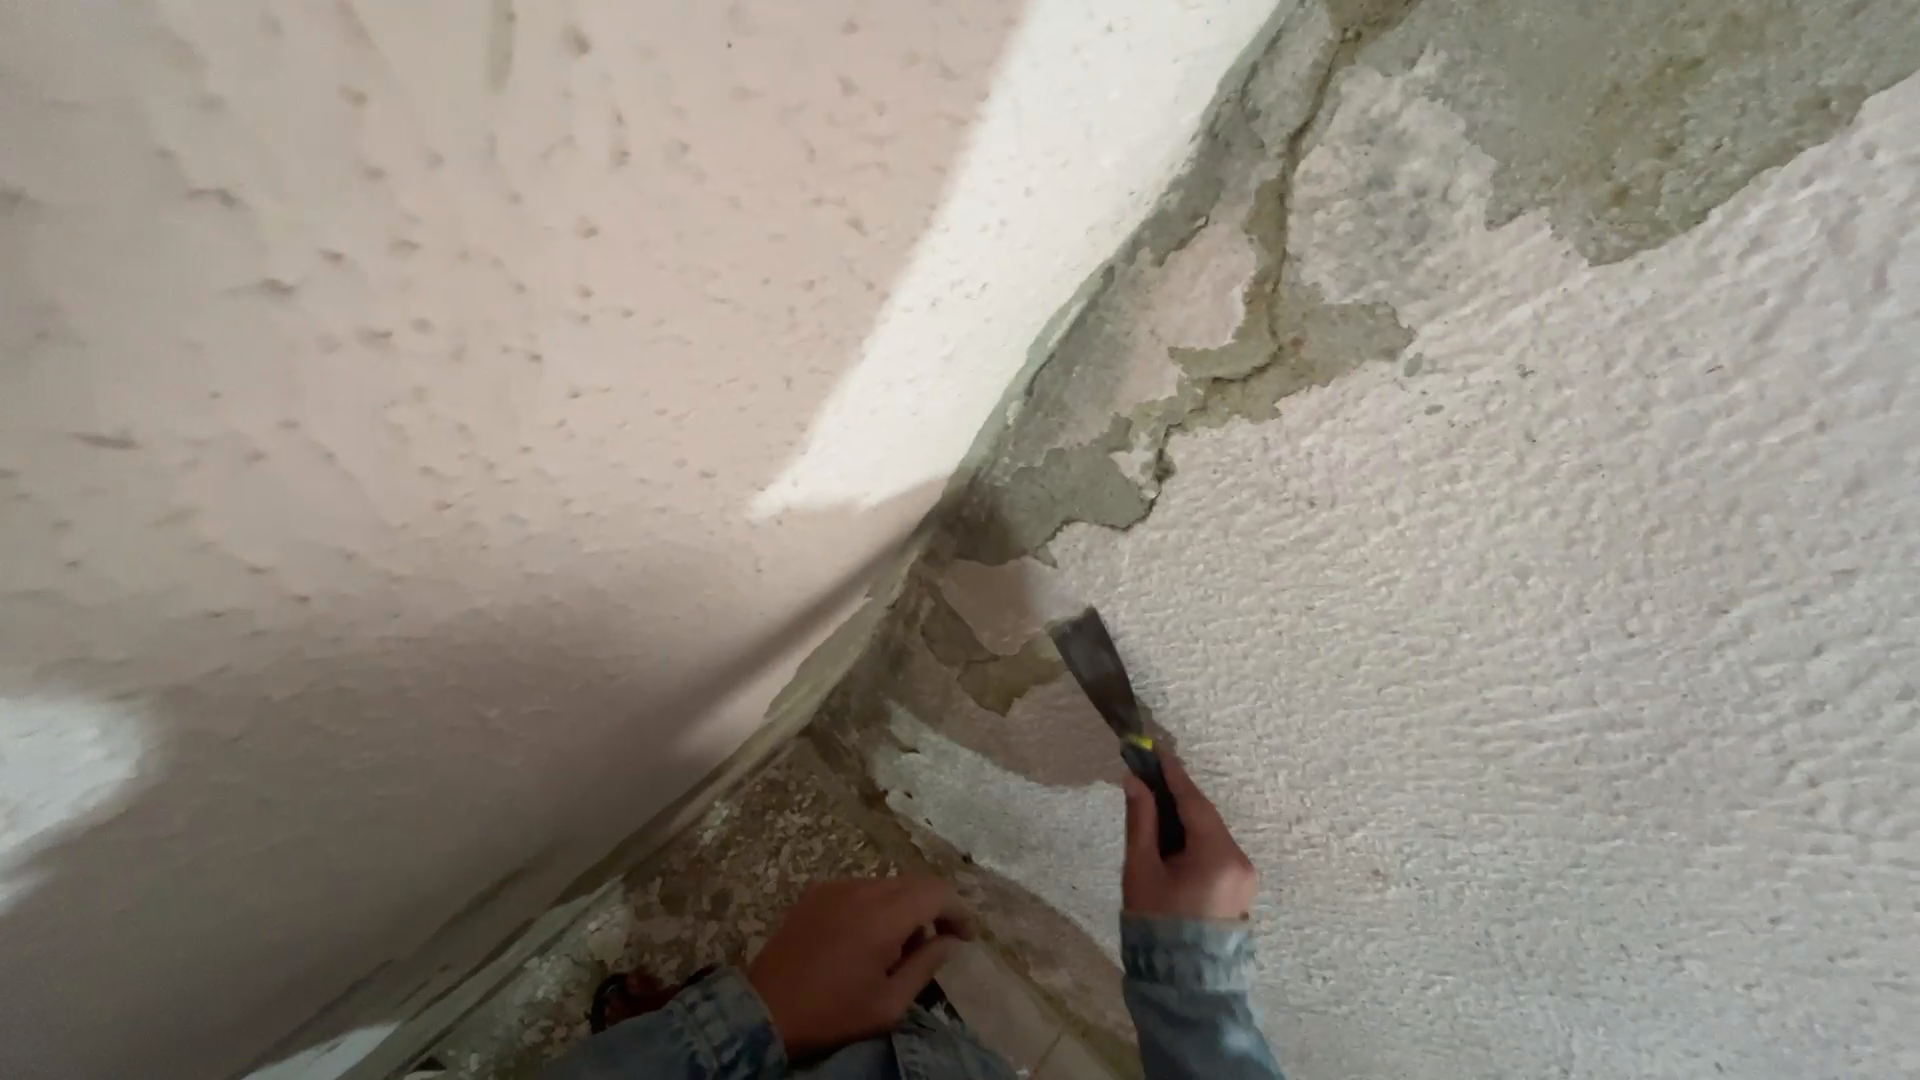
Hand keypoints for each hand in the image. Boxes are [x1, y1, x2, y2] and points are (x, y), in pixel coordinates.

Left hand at [745, 876, 974, 1058]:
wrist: (764, 1009)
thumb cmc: (832, 1013)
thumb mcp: (888, 1005)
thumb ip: (926, 966)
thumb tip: (950, 942)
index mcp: (884, 916)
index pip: (937, 892)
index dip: (960, 910)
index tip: (967, 937)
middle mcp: (863, 889)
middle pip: (915, 882)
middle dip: (936, 908)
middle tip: (941, 942)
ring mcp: (838, 885)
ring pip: (889, 884)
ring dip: (906, 906)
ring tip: (901, 946)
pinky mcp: (818, 890)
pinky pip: (862, 888)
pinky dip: (878, 905)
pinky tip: (868, 937)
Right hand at [1121, 755, 1256, 919]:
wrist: (1184, 981)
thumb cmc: (1156, 922)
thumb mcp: (1141, 869)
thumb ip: (1141, 821)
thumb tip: (1134, 781)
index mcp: (1218, 855)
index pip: (1194, 802)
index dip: (1173, 774)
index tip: (1157, 749)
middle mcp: (1240, 860)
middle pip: (1205, 815)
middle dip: (1177, 794)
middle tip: (1150, 772)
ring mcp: (1245, 875)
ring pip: (1211, 831)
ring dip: (1185, 815)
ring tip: (1156, 800)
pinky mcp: (1241, 887)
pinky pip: (1216, 848)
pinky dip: (1195, 835)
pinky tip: (1173, 832)